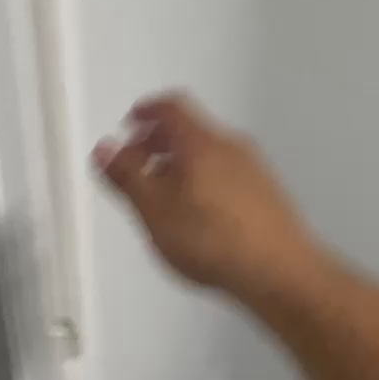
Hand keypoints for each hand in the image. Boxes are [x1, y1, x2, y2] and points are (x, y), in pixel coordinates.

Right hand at [93, 92, 323, 294]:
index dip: (146, 111)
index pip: (171, 108)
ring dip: (178, 165)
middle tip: (136, 163)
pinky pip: (223, 175)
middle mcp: (230, 147)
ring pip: (207, 155)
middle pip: (190, 131)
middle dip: (158, 142)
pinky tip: (193, 215)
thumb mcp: (154, 210)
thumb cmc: (207, 238)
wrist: (275, 271)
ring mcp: (252, 170)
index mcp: (200, 143)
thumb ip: (126, 177)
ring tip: (160, 196)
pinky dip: (199, 181)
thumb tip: (103, 147)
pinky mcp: (265, 195)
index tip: (129, 122)